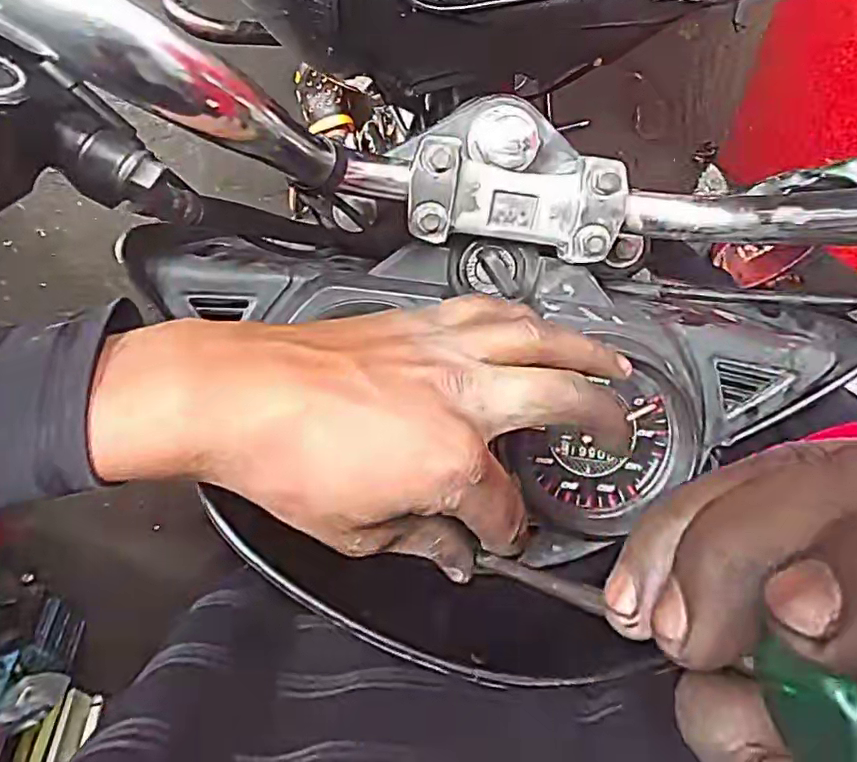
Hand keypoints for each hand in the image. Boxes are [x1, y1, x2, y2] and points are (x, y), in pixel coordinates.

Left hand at [87, 296, 630, 574]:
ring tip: (607, 359)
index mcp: (448, 456)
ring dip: (580, 348)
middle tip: (619, 429)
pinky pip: (485, 310)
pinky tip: (528, 321)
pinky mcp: (414, 321)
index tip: (498, 535)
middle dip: (601, 420)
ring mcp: (439, 347)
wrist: (238, 390)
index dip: (505, 529)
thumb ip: (418, 537)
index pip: (502, 503)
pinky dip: (519, 316)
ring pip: (535, 336)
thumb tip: (449, 546)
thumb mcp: (354, 530)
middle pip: (558, 398)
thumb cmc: (283, 454)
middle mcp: (457, 391)